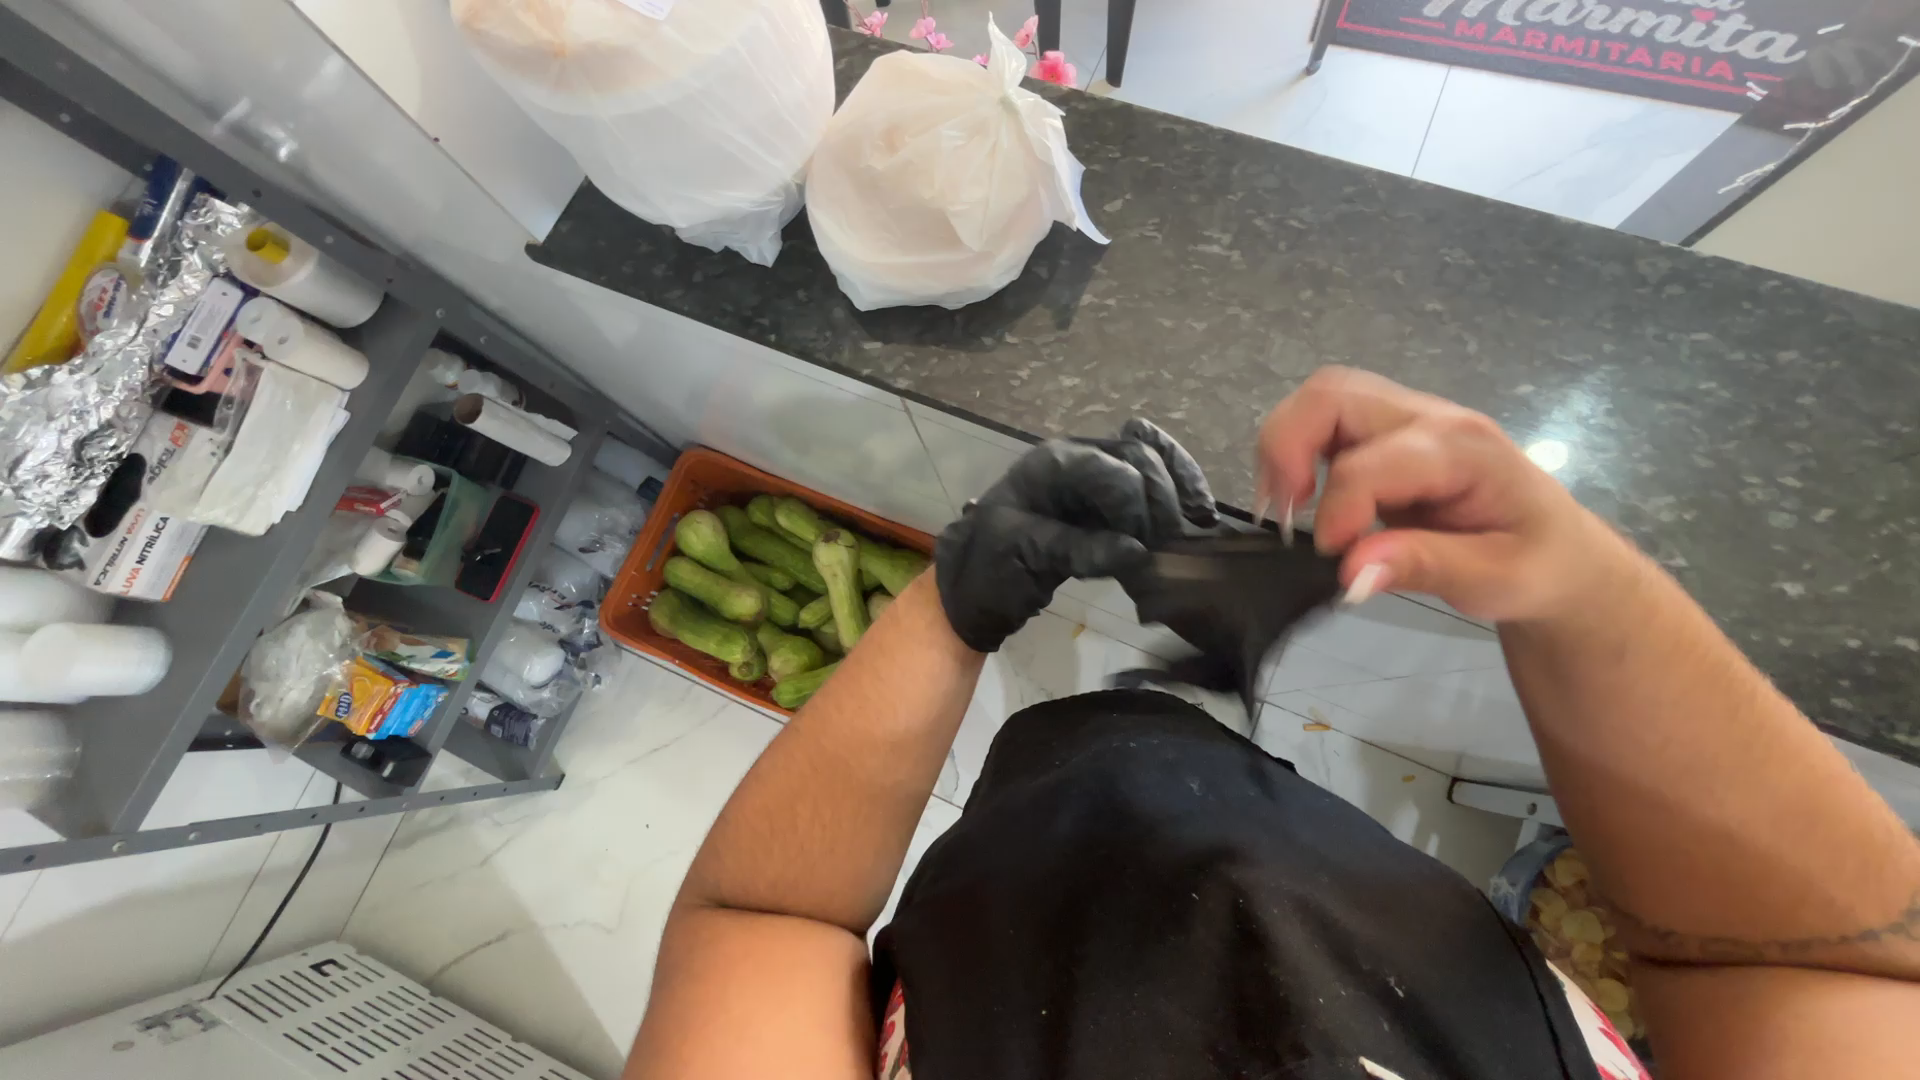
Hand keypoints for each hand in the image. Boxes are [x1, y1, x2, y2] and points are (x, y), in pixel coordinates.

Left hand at [935, 418, 1219, 651]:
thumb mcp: (1025, 560)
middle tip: (1172, 540)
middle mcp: (1075, 458)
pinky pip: (1145, 478)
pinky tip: (1194, 515)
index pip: (1111, 471)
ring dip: (1179, 483)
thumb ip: (1079, 550)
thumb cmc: (989, 571)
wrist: (970, 587)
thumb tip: (1138, 552)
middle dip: (1163, 495)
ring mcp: (1090, 474)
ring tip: (1200, 517)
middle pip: (1138, 454)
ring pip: (1149, 456)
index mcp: (1050, 465)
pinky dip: (1172, 491)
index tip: (1144, 547)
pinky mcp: (1101, 498)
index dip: (1135, 507)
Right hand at [1256, 367, 1629, 622]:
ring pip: (1321, 398)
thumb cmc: (1537, 566)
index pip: (1367, 465)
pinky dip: (1296, 450)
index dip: (1335, 512)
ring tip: (1288, 504)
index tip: (1334, 557)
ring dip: (1285, 446)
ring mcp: (1406, 420)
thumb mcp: (1495, 580)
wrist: (1562, 552)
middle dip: (1286, 448)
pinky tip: (1302, 496)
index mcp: (1463, 450)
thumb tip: (1348, 570)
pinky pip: (1325, 420)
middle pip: (1331, 396)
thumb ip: (1422, 567)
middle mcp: (1429, 419)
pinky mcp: (1385, 434)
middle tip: (1285, 510)